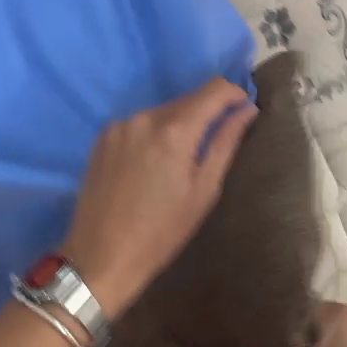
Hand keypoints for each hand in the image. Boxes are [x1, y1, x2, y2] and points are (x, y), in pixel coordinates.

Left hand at [60, 77, 256, 316]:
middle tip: (212, 143)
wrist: (99, 258)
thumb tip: (246, 109)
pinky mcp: (103, 135)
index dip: (234, 94)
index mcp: (175, 130)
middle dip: (206, 113)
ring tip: (178, 160)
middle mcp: (146, 117)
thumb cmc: (161, 232)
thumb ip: (226, 142)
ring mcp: (121, 124)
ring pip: (164, 111)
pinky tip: (150, 164)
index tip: (243, 109)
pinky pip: (140, 123)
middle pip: (188, 98)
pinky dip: (153, 133)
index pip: (214, 89)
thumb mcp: (204, 190)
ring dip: (179, 124)